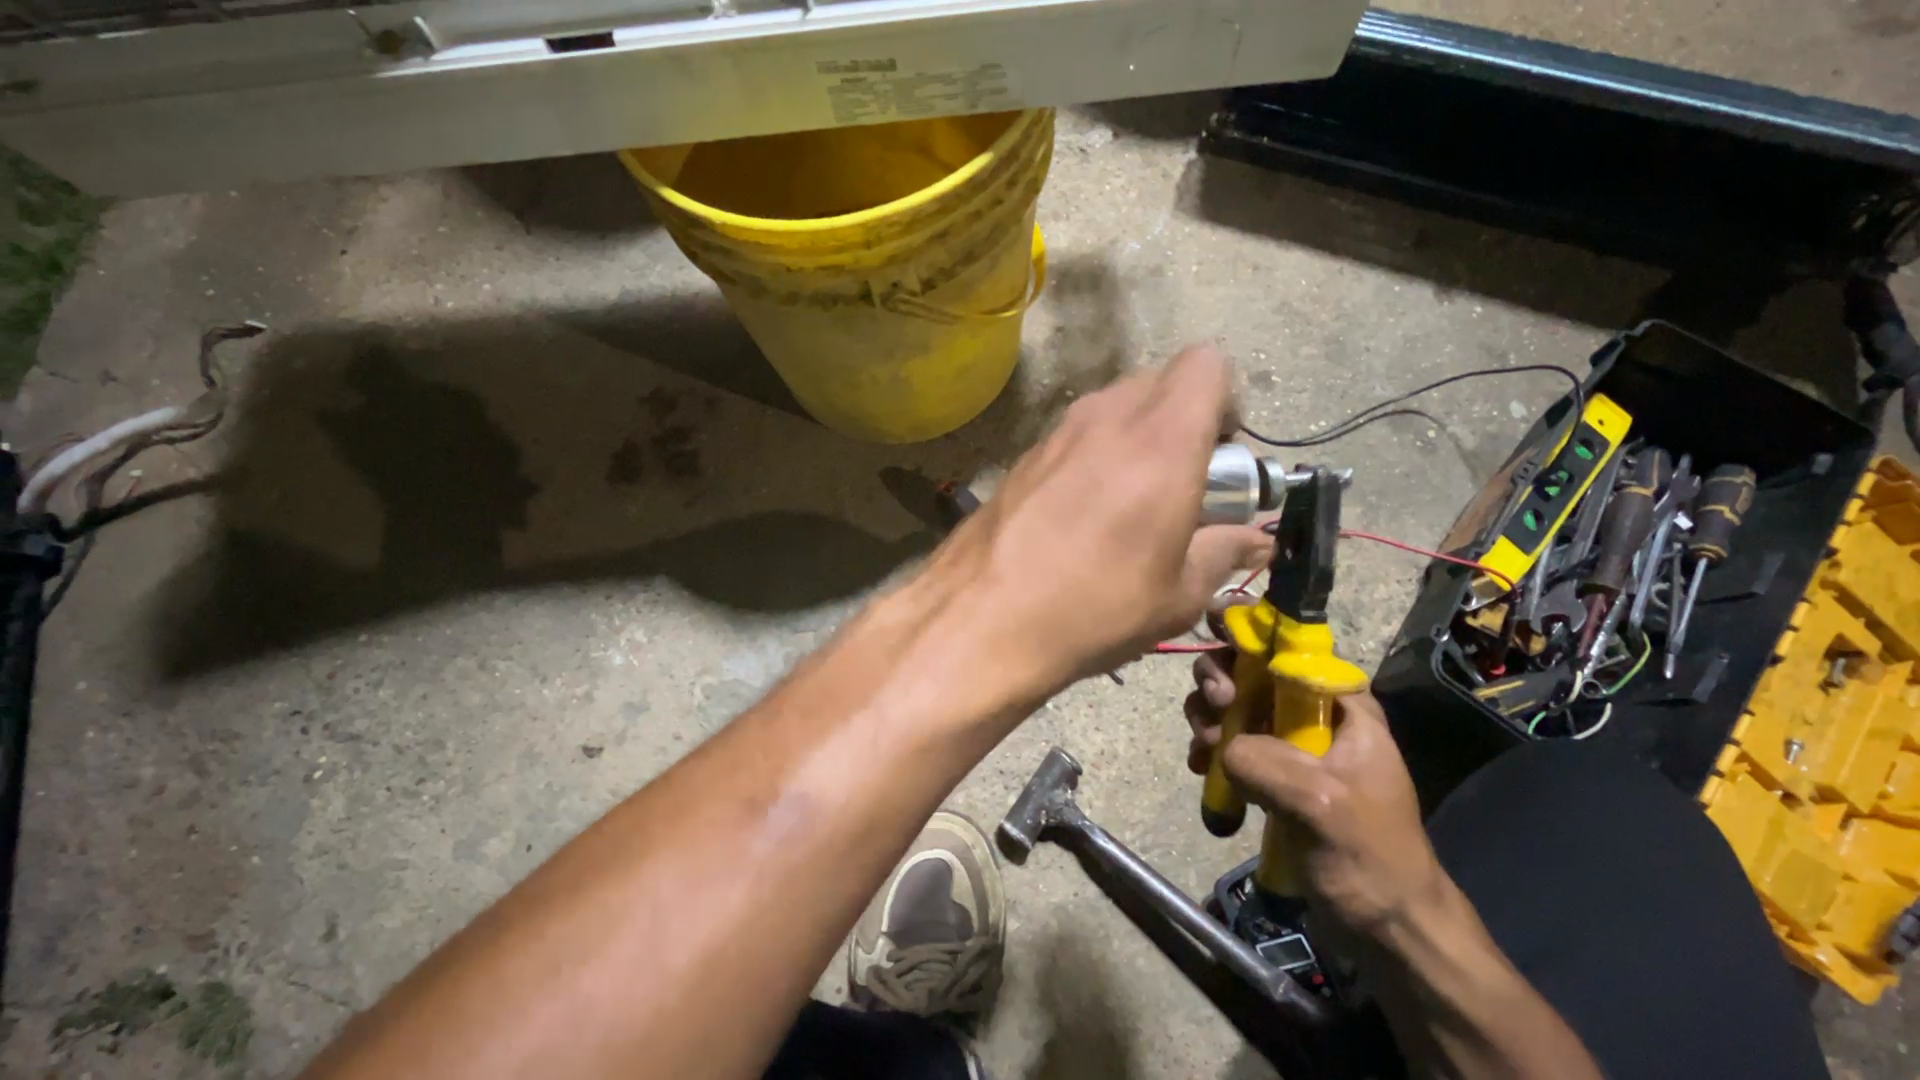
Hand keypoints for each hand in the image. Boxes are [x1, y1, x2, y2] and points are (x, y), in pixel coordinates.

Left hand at [923, 344, 1269, 697]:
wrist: (980, 621)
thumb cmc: (1096, 608)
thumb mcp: (1178, 594)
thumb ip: (1224, 553)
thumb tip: (1255, 542)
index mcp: (1162, 439)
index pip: (1208, 363)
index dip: (1226, 400)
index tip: (1222, 457)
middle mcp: (1107, 418)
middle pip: (1161, 382)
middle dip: (1184, 421)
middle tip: (1186, 486)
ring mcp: (1056, 433)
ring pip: (1115, 408)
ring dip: (1137, 440)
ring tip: (1132, 506)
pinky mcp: (1022, 457)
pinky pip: (1075, 436)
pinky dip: (1094, 458)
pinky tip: (1082, 519)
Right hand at [1185, 652, 1445, 935]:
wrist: (1386, 926)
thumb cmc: (1368, 856)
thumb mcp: (1319, 803)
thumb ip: (1264, 761)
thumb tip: (1219, 747)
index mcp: (1342, 705)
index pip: (1291, 647)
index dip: (1249, 635)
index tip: (1215, 646)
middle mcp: (1316, 716)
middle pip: (1254, 672)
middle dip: (1221, 682)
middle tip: (1212, 711)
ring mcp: (1294, 748)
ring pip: (1237, 708)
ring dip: (1209, 719)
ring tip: (1201, 750)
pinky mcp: (1276, 778)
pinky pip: (1233, 747)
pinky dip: (1211, 751)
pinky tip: (1200, 770)